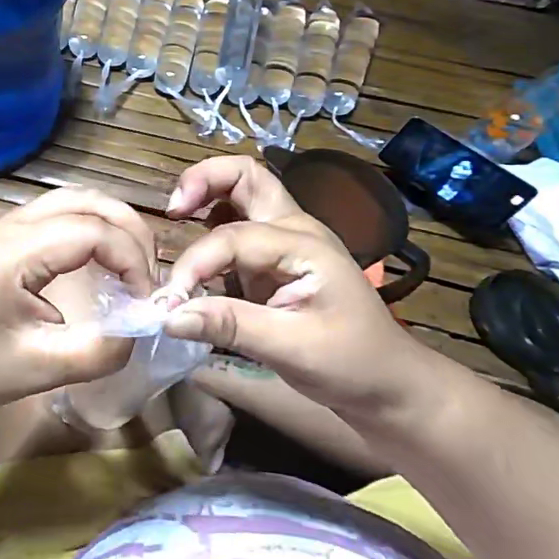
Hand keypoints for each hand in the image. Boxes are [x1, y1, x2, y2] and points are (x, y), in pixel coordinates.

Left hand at [0, 188, 157, 411]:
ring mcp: (6, 222)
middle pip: (88, 202)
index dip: (131, 259)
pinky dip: (93, 226)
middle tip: (148, 276)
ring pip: (76, 199)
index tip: (146, 299)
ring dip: (113, 225)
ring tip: (133, 266)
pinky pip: (61, 211)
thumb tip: (146, 322)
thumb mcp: (46, 370)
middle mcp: (10, 224)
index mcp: (13, 252)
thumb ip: (103, 349)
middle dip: (129, 233)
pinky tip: (105, 259)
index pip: (92, 231)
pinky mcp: (8, 231)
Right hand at [159, 156, 436, 417]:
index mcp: (304, 245)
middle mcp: (295, 229)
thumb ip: (230, 325)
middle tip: (172, 210)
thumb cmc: (350, 364)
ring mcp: (286, 240)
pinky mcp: (274, 257)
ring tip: (177, 217)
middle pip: (247, 175)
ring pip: (243, 191)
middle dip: (203, 180)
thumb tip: (169, 317)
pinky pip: (238, 223)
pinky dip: (211, 222)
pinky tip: (196, 247)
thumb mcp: (291, 349)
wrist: (389, 383)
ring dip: (207, 194)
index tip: (169, 304)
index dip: (194, 265)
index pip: (232, 238)